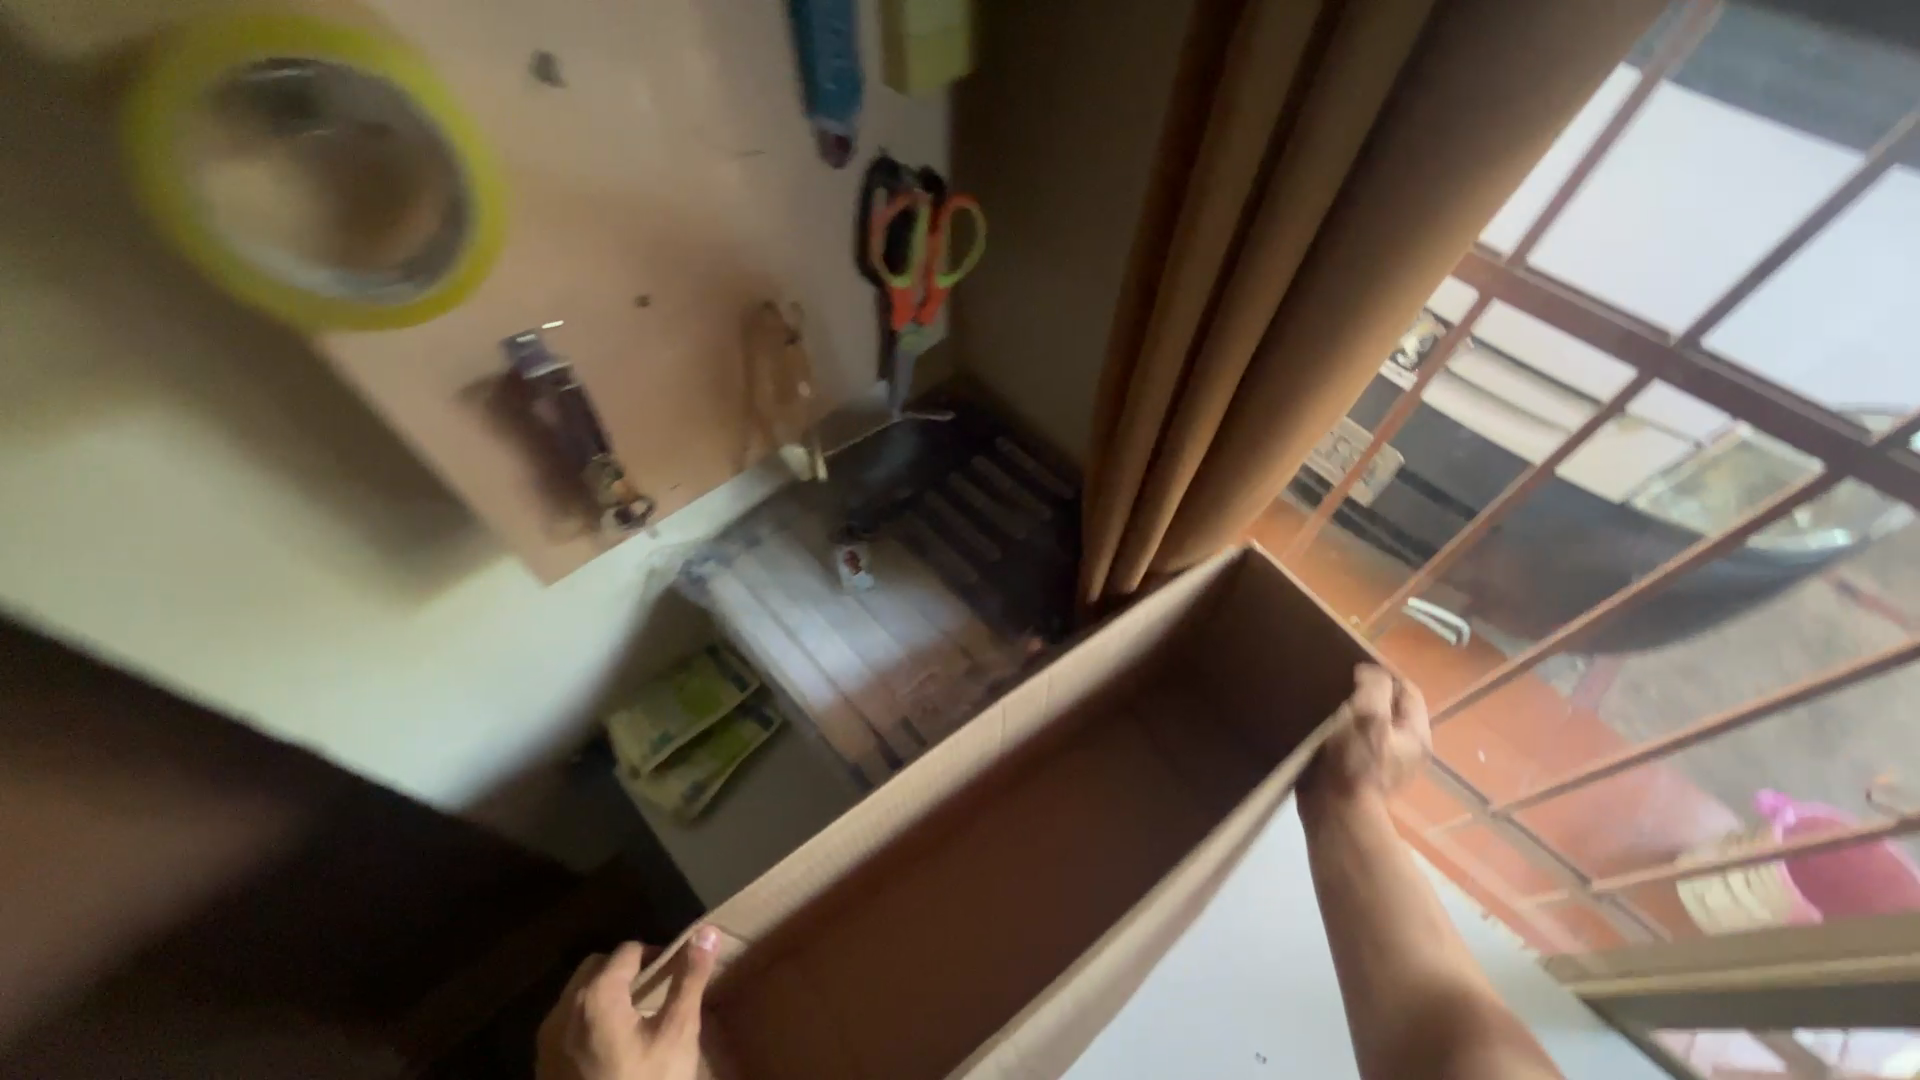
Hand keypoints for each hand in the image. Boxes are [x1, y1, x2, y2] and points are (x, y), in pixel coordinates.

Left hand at [536, 926, 719, 1079]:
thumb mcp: (677, 1032)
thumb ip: (690, 978)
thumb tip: (707, 931)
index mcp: (597, 996)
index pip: (629, 951)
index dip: (655, 955)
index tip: (674, 974)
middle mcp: (563, 1010)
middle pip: (597, 968)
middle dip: (626, 970)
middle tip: (655, 992)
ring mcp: (547, 1041)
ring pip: (579, 996)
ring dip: (605, 994)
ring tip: (634, 1019)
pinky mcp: (542, 1066)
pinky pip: (567, 1024)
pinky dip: (588, 1020)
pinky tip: (610, 1047)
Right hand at [1310, 664, 1429, 800]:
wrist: (1333, 811)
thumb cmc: (1353, 762)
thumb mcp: (1368, 717)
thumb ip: (1375, 687)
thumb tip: (1369, 671)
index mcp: (1416, 734)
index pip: (1408, 690)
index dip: (1384, 674)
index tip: (1353, 667)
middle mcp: (1405, 748)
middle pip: (1389, 706)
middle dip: (1366, 692)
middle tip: (1337, 683)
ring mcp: (1382, 762)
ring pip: (1369, 723)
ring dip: (1350, 710)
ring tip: (1326, 701)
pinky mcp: (1358, 771)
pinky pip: (1353, 739)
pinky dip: (1340, 728)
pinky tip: (1321, 724)